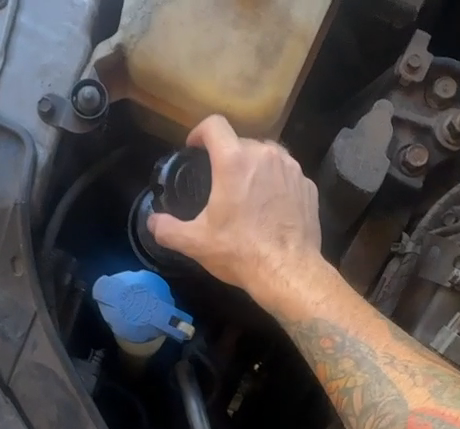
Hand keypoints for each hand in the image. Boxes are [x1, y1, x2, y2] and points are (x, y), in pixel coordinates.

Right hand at [148, 115, 326, 311]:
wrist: (287, 271)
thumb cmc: (239, 253)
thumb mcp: (196, 243)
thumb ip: (168, 229)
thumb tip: (152, 222)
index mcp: (234, 161)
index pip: (214, 125)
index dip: (200, 132)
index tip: (195, 148)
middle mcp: (265, 155)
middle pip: (241, 142)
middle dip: (228, 158)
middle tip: (219, 185)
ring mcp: (292, 169)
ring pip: (267, 157)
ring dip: (254, 169)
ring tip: (246, 195)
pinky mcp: (308, 186)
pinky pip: (287, 176)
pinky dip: (276, 185)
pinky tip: (269, 209)